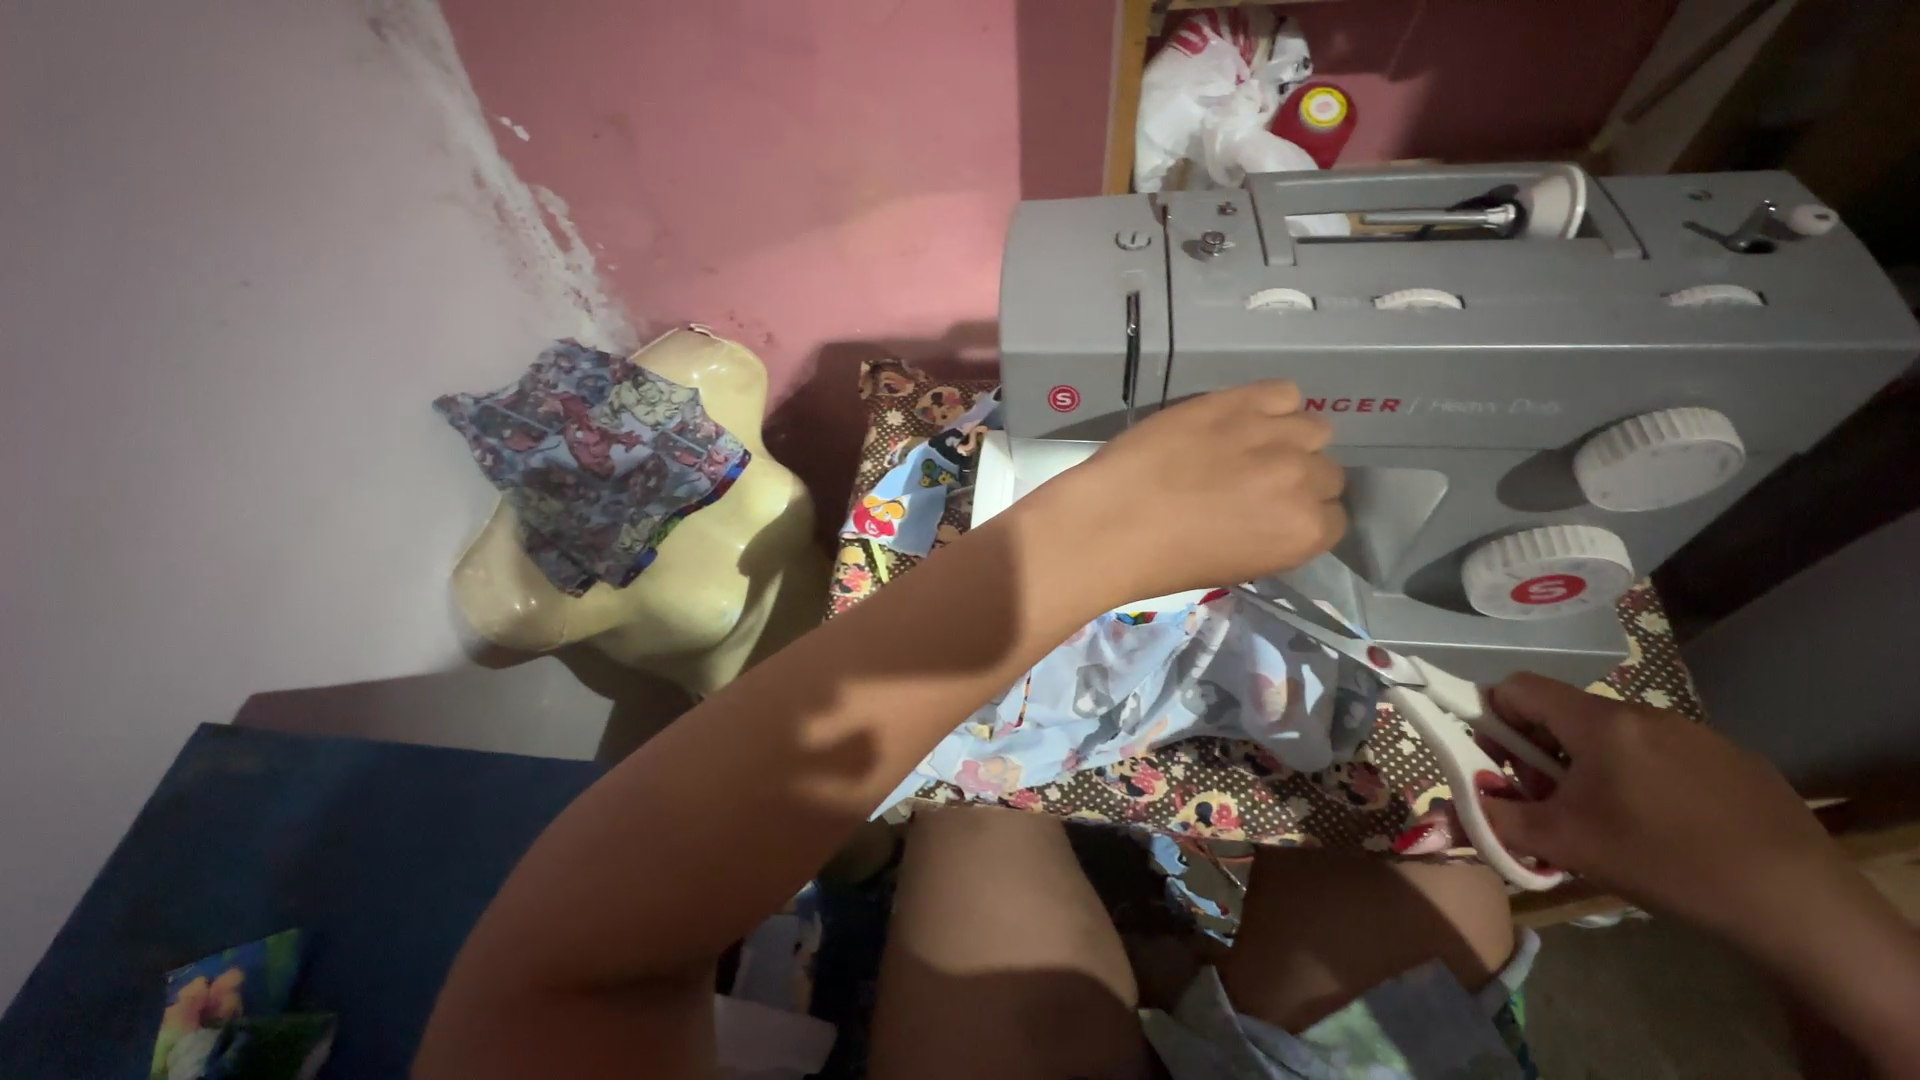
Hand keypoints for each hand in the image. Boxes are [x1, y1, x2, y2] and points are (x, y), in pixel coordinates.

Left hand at [1036, 380, 1345, 606]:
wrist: (1114, 521)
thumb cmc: (1165, 560)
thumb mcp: (1237, 566)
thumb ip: (1274, 536)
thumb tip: (1279, 515)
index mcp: (1305, 532)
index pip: (1333, 518)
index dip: (1302, 514)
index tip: (1274, 513)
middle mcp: (1304, 481)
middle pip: (1326, 472)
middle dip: (1297, 479)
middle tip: (1255, 482)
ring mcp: (1275, 436)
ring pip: (1313, 428)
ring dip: (1289, 438)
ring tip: (1248, 447)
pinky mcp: (1241, 401)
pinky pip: (1282, 391)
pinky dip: (1269, 404)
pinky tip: (1240, 418)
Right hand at [1476, 673, 1845, 937]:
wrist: (1796, 901)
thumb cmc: (1662, 860)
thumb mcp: (1563, 844)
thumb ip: (1497, 817)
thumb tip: (1459, 805)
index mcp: (1599, 723)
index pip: (1518, 687)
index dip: (1492, 715)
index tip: (1499, 762)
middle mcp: (1644, 713)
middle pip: (1564, 714)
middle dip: (1539, 751)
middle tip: (1547, 801)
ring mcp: (1696, 734)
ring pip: (1613, 736)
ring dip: (1589, 766)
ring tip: (1607, 820)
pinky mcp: (1735, 761)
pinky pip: (1662, 754)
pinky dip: (1640, 778)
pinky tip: (1664, 827)